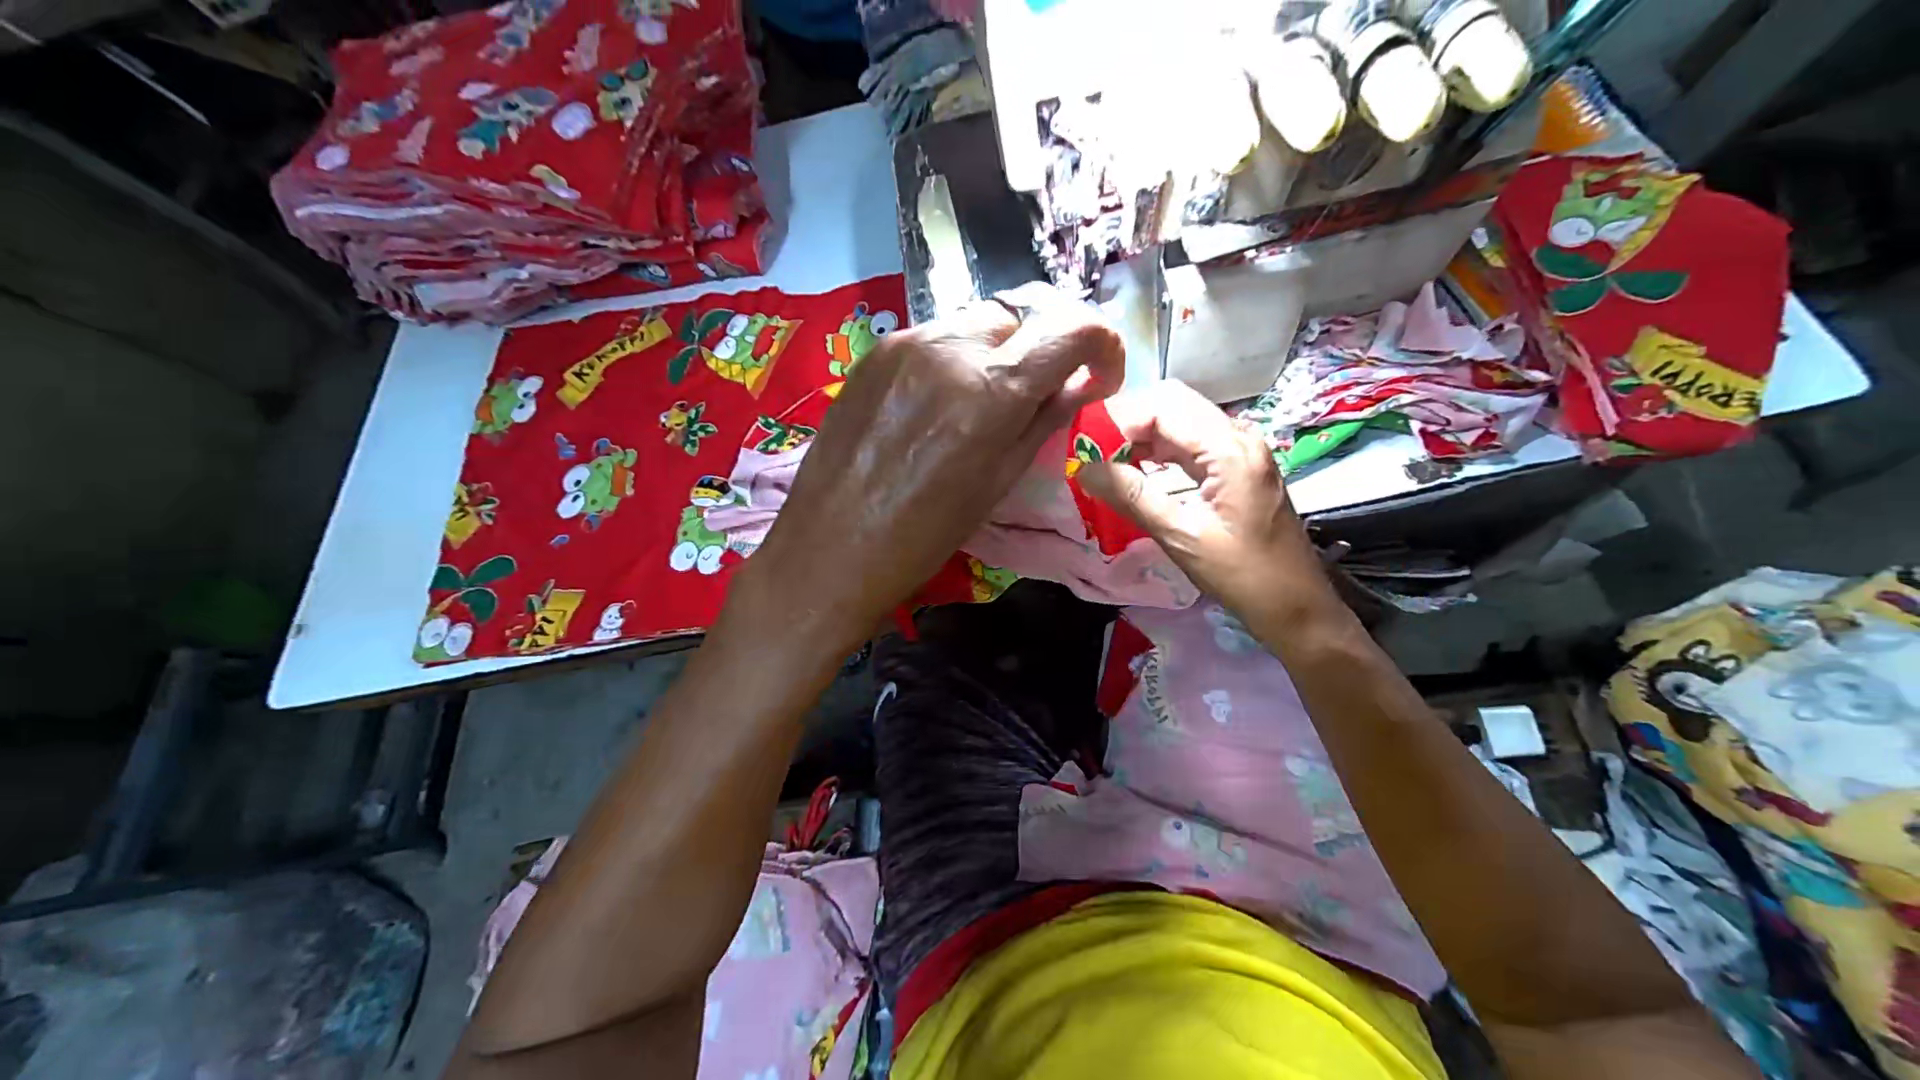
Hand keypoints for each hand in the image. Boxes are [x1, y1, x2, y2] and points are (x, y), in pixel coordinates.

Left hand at [732, 297, 1125, 648]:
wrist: (829, 549)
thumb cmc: (923, 536)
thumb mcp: (998, 482)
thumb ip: (1045, 419)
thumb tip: (1081, 383)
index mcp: (990, 390)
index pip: (1072, 327)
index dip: (1102, 345)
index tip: (1100, 374)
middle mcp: (949, 348)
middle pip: (1022, 314)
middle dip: (1044, 345)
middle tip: (1041, 389)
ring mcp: (904, 343)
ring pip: (975, 322)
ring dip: (998, 349)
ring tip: (985, 399)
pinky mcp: (873, 352)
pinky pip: (933, 336)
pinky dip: (955, 357)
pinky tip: (939, 402)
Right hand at [1078, 380, 1335, 623]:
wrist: (1296, 605)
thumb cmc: (1242, 574)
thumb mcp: (1181, 537)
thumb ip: (1133, 497)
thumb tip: (1085, 468)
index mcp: (1229, 450)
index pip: (1164, 408)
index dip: (1121, 420)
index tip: (1088, 446)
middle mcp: (1239, 437)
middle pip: (1175, 404)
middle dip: (1131, 422)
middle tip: (1096, 451)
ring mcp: (1242, 450)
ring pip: (1183, 420)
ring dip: (1145, 435)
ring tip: (1109, 462)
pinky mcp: (1239, 467)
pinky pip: (1194, 442)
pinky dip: (1163, 450)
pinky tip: (1139, 470)